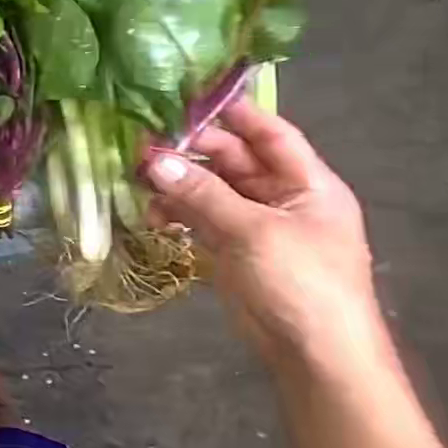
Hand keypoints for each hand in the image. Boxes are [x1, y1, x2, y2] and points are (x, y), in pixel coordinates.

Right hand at [143, 101, 390, 374]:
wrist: (313, 353)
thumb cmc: (301, 283)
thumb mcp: (253, 231)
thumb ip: (202, 193)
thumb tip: (152, 160)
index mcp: (306, 183)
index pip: (270, 133)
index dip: (235, 112)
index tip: (190, 94)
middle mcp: (279, 196)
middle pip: (230, 159)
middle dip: (188, 149)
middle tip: (141, 140)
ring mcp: (251, 221)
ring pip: (206, 187)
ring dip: (173, 181)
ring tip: (134, 174)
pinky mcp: (229, 245)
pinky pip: (196, 216)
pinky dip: (172, 211)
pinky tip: (147, 212)